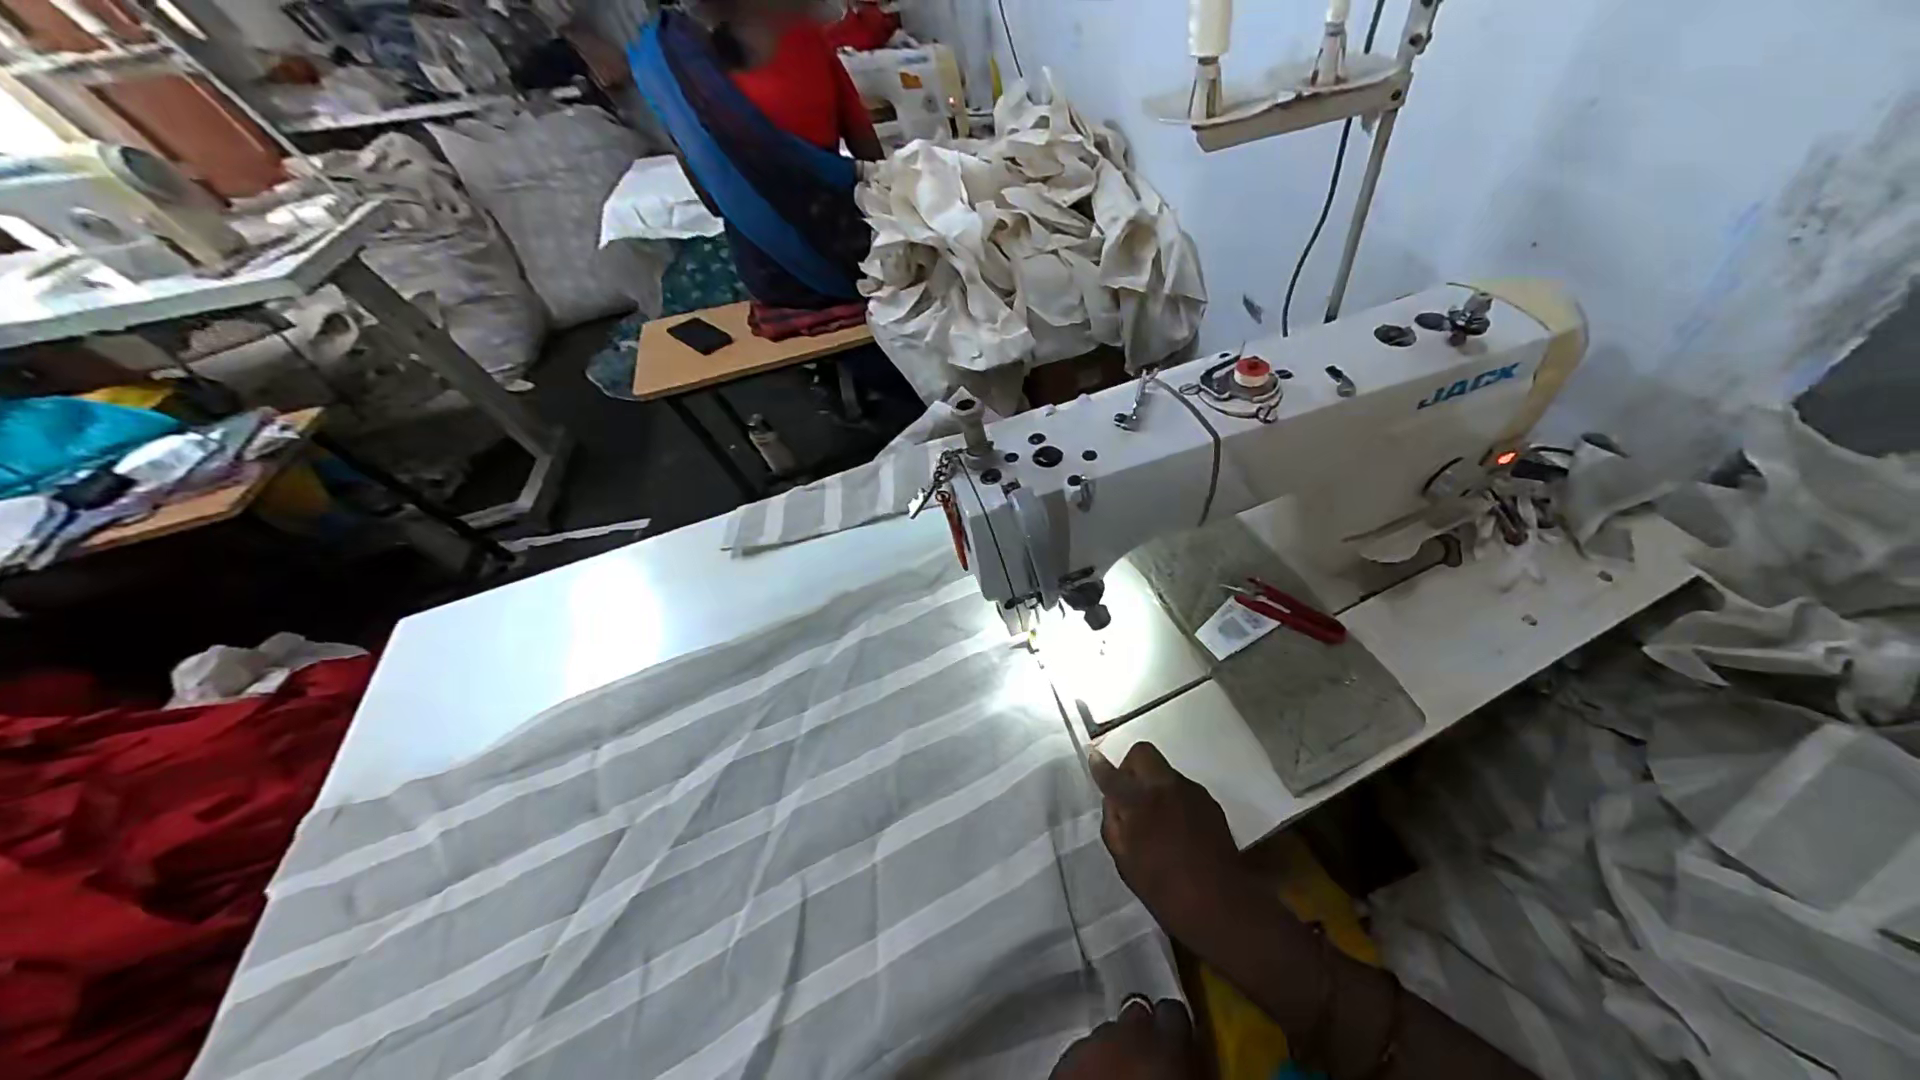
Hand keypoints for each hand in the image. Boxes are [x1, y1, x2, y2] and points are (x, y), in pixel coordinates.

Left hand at [1050, 996, 1198, 1079]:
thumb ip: (1186, 1074)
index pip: (1174, 1013)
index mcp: (1165, 1047)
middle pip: (1137, 1015)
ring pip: (1108, 1033)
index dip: (1177, 1031)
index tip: (1182, 1049)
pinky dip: (1091, 1065)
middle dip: (1143, 1037)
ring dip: (1115, 1051)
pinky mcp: (1062, 1061)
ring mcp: (1090, 1043)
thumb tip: (1184, 1072)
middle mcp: (1126, 1034)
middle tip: (1151, 1069)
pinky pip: (1083, 1052)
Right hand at [1089, 742, 1247, 942]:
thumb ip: (1114, 821)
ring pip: (1165, 772)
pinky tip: (1178, 828)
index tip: (1094, 758)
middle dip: (1132, 767)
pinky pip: (1184, 789)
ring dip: (1155, 785)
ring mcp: (1192, 791)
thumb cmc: (1161, 886)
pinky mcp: (1210, 802)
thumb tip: (1114, 801)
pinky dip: (1174, 799)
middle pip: (1143, 754)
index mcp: (1138, 800)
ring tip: (1157, 817)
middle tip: (1130, 794)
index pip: (1112, 774)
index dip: (1100, 766)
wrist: (1218, 903)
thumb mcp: (1123, 858)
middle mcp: (1165, 786)